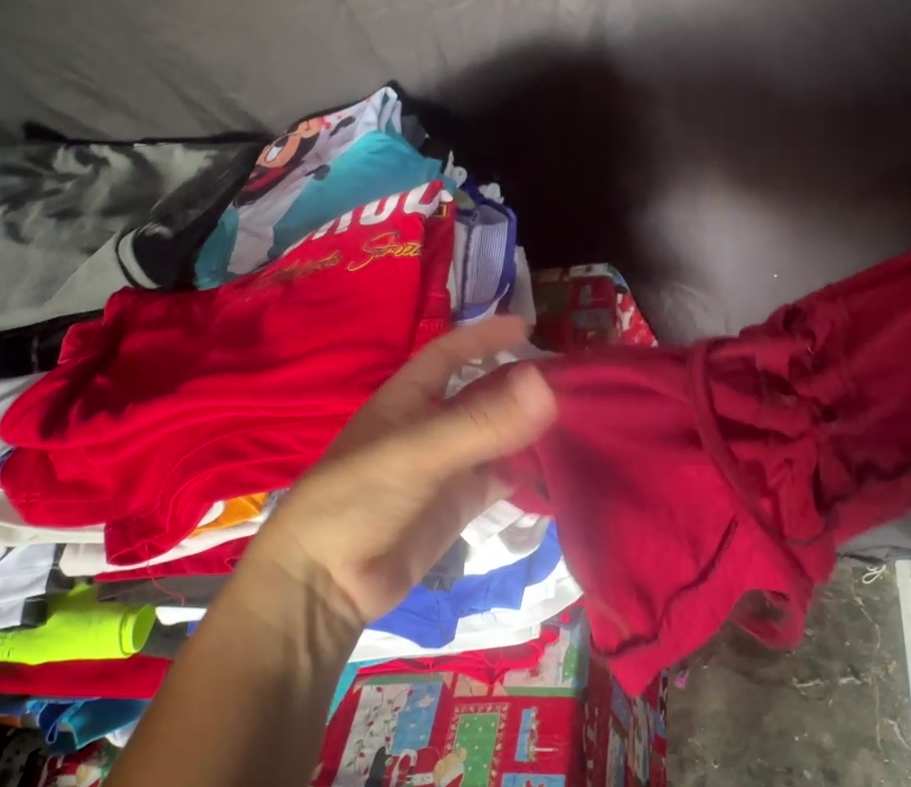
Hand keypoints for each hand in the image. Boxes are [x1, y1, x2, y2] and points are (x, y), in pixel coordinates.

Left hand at [240, 316, 555, 627]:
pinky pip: (507, 475)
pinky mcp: (464, 502)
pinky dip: (534, 469)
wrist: (326, 585)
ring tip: (584, 414)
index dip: (484, 336)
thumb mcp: (418, 453)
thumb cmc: (357, 501)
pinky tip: (567, 462)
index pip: (450, 353)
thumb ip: (483, 422)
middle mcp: (432, 425)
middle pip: (486, 392)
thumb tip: (547, 383)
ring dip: (535, 425)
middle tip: (575, 376)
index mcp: (409, 399)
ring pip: (502, 434)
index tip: (530, 326)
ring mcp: (450, 465)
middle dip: (524, 381)